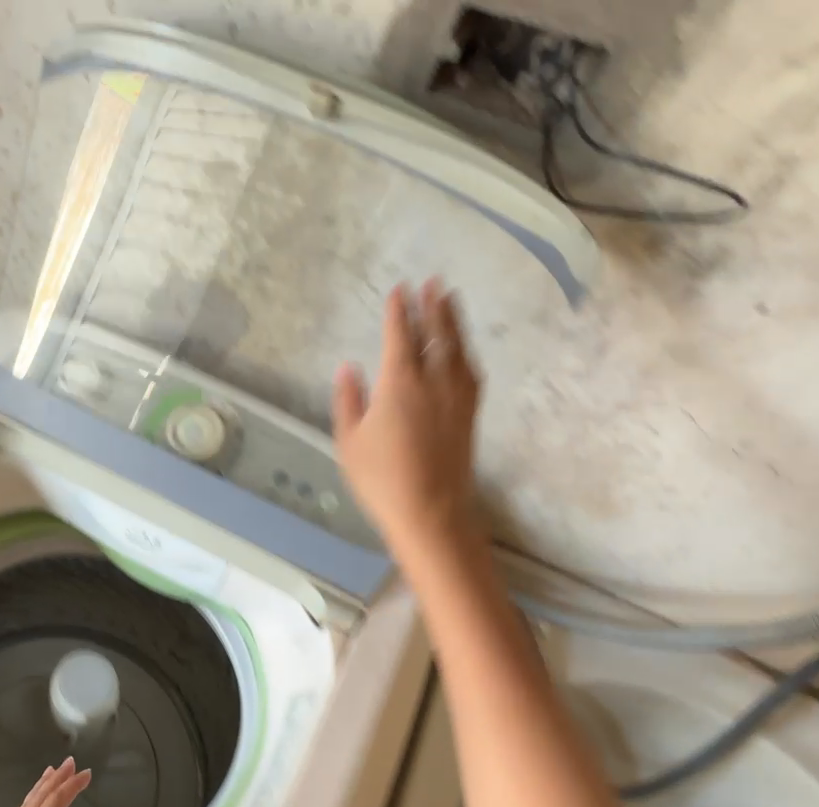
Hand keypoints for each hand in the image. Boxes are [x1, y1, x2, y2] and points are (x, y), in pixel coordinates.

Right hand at [333, 279, 481, 543]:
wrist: (431, 511)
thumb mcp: (349, 441)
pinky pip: (469, 371)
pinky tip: (462, 350)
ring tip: (450, 300)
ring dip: (453, 322)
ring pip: (457, 349)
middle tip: (433, 282)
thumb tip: (349, 367)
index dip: (399, 311)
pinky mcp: (469, 414)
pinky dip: (464, 351)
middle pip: (436, 335)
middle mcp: (433, 382)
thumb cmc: (381, 479)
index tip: (399, 289)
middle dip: (433, 306)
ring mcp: (456, 397)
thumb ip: (349, 400)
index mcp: (400, 384)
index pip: (401, 336)